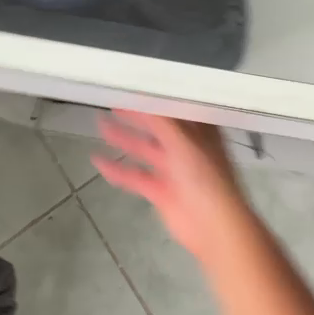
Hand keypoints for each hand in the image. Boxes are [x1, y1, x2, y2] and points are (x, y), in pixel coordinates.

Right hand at [95, 111, 253, 265]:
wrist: (213, 227)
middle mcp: (186, 147)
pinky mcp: (160, 191)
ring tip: (101, 125)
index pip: (176, 108)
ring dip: (124, 138)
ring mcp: (173, 170)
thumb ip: (162, 121)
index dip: (156, 98)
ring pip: (144, 149)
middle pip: (157, 127)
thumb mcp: (184, 141)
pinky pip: (135, 176)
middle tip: (114, 103)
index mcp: (198, 132)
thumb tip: (144, 98)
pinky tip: (99, 161)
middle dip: (136, 116)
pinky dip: (118, 169)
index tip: (135, 87)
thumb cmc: (206, 178)